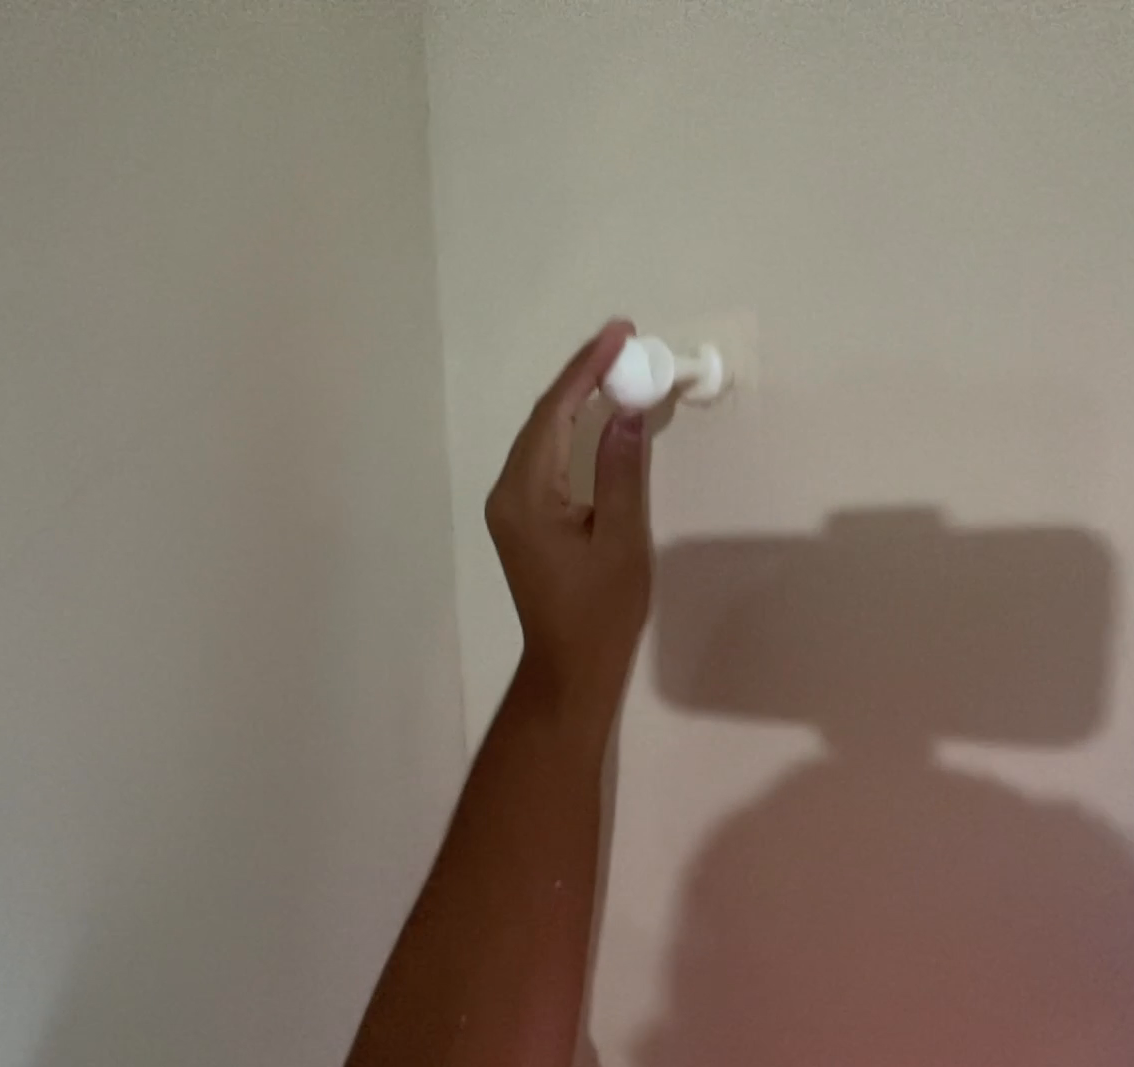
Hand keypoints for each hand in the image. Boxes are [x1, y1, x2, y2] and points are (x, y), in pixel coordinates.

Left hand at [486, 319, 653, 711]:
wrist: (569, 665)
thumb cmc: (600, 612)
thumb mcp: (621, 540)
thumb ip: (621, 471)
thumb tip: (625, 411)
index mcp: (527, 495)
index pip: (553, 414)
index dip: (586, 369)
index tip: (620, 334)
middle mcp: (507, 493)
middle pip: (541, 419)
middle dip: (579, 376)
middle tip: (622, 342)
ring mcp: (509, 506)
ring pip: (540, 436)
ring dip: (573, 399)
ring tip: (613, 366)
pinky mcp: (520, 518)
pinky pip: (542, 458)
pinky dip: (567, 430)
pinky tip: (592, 416)